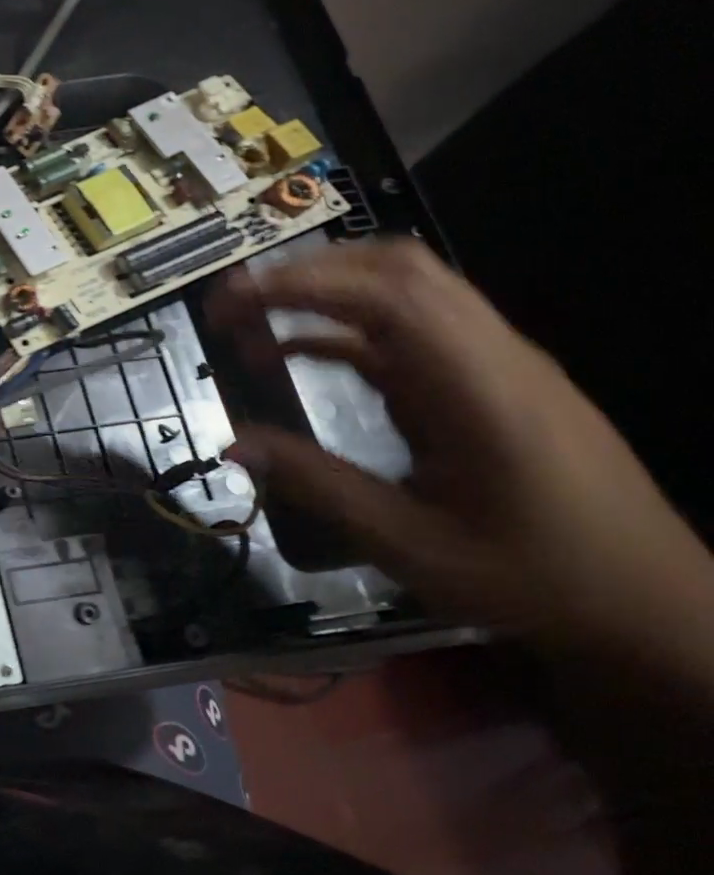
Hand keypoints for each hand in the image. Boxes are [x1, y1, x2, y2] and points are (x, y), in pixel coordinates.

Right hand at [205, 240, 713, 684]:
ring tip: (252, 325)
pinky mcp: (489, 385)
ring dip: (326, 294)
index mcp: (481, 388)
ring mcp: (495, 366)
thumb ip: (319, 486)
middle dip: (307, 273)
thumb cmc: (531, 577)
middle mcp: (493, 357)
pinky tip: (297, 356)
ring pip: (408, 293)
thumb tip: (235, 445)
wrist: (646, 601)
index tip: (228, 302)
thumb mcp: (410, 544)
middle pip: (400, 272)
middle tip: (231, 303)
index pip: (387, 298)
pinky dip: (346, 331)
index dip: (301, 286)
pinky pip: (412, 334)